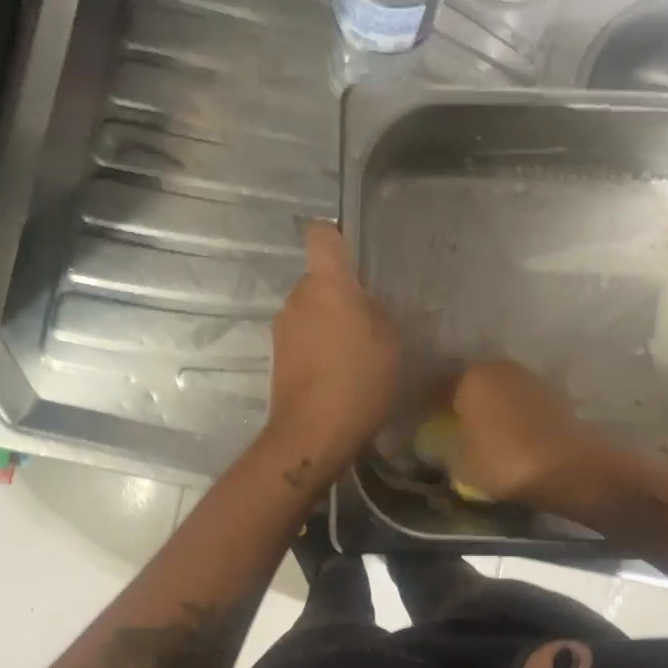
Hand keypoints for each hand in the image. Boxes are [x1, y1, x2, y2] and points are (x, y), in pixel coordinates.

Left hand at [263, 222, 399, 489]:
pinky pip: (303, 337)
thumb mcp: (389, 340)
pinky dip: (319, 347)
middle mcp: (297, 298)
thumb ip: (375, 310)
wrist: (312, 433)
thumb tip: (361, 305)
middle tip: (369, 322)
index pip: (321, 236)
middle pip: (319, 279)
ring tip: (357, 354)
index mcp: (327, 284)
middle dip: (340, 293)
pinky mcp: (277, 357)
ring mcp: (283, 328)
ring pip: (311, 310)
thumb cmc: (359, 379)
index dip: (335, 235)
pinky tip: (339, 374)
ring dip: (329, 323)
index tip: (352, 249)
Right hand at [445, 359, 613, 511]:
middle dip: (465, 404)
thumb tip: (448, 445)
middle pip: (474, 385)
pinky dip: (516, 419)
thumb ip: (448, 450)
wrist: (572, 468)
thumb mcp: (461, 465)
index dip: (431, 408)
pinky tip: (513, 439)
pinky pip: (524, 406)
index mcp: (472, 377)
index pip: (440, 388)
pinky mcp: (556, 397)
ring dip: (493, 410)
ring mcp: (532, 380)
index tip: (427, 426)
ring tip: (487, 436)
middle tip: (456, 429)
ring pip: (502, 393)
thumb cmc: (505, 461)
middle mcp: (501, 369)